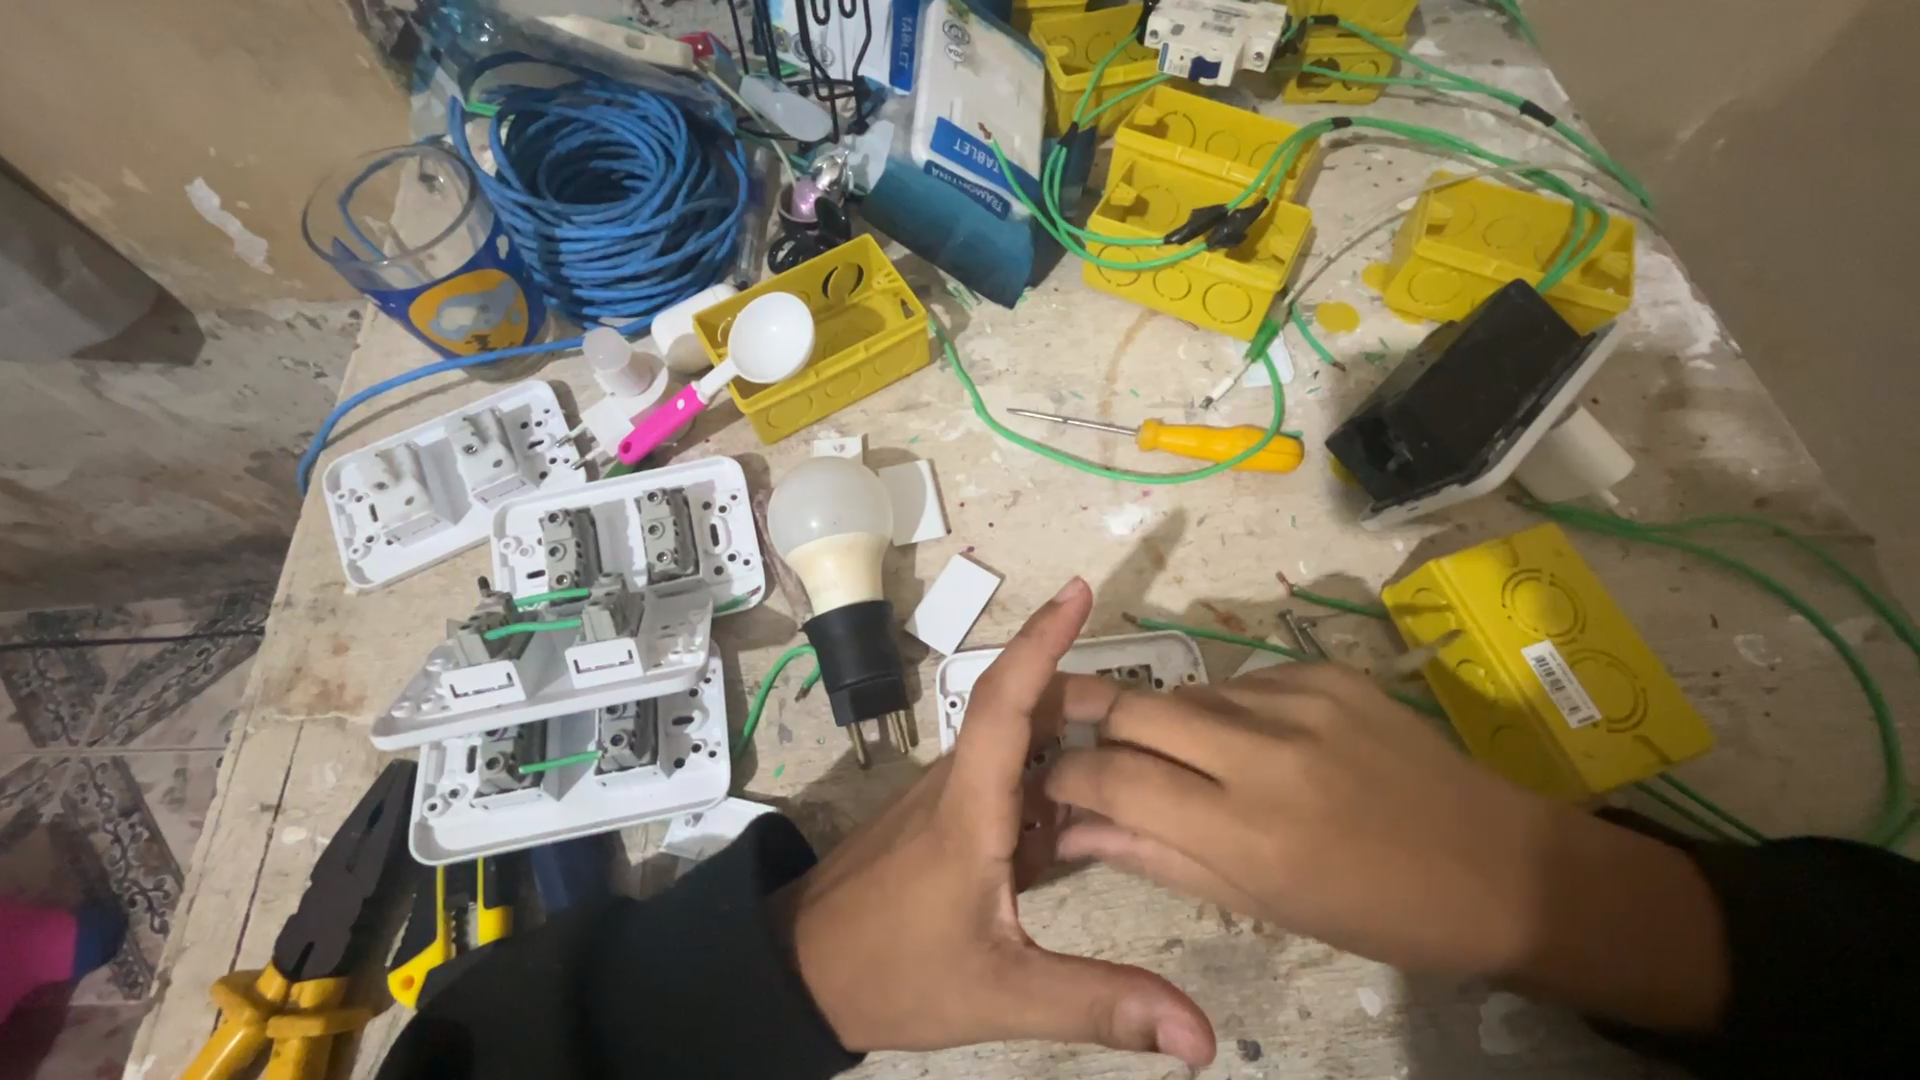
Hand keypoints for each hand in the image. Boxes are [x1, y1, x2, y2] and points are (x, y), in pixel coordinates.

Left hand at [776, 578, 1215, 1066]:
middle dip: (1091, 697)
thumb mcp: (1002, 993)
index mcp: (972, 804)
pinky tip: (1100, 819)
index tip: (1079, 591)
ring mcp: (956, 799)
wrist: (803, 974)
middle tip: (1159, 712)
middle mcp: (963, 783)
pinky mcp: (955, 822)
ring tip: (1147, 756)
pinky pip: (1017, 786)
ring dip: (1080, 742)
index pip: (1006, 701)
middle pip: (1028, 712)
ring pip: (1025, 749)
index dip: (1041, 640)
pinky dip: (1061, 789)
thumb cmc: (892, 971)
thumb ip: (1100, 1005)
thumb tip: (1201, 1038)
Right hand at [1045, 662, 1728, 1030]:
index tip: (1051, 781)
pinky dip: (1219, 711)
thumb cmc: (1373, 912)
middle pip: (1134, 705)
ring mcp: (1297, 698)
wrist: (1503, 867)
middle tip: (1087, 747)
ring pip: (1182, 690)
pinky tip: (1246, 743)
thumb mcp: (1257, 903)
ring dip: (1162, 722)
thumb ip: (1156, 854)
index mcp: (1246, 828)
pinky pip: (1236, 682)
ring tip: (1182, 759)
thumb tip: (1076, 825)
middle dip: (1093, 723)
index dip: (1067, 775)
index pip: (1113, 776)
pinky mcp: (1324, 669)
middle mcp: (1263, 749)